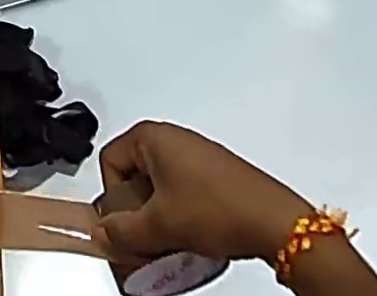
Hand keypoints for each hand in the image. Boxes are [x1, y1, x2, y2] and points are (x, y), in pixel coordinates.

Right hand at [93, 122, 310, 266]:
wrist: (274, 222)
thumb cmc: (219, 209)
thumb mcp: (160, 225)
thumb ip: (122, 231)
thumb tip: (102, 233)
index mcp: (150, 135)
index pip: (110, 162)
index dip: (114, 198)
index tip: (125, 225)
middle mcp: (170, 136)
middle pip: (133, 174)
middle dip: (136, 211)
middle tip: (146, 239)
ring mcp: (193, 152)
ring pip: (157, 184)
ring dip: (157, 215)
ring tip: (171, 242)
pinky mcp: (211, 170)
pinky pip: (179, 188)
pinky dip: (178, 212)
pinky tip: (191, 236)